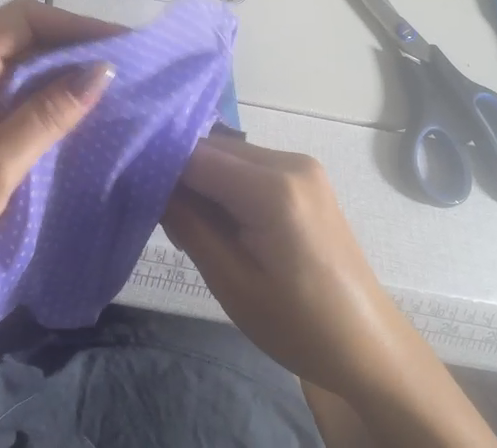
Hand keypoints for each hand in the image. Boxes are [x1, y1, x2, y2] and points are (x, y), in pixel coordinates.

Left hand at [0, 0, 123, 280]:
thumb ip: (48, 115)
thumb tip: (102, 70)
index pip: (24, 19)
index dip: (76, 26)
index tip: (126, 48)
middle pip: (23, 37)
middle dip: (75, 49)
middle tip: (130, 72)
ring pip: (18, 66)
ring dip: (61, 76)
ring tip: (113, 94)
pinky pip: (8, 94)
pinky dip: (42, 101)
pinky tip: (74, 121)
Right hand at [161, 137, 433, 403]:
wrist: (369, 348)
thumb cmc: (298, 324)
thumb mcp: (229, 280)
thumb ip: (185, 221)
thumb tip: (143, 180)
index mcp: (273, 188)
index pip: (190, 155)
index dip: (154, 169)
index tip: (127, 191)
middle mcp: (289, 162)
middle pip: (207, 149)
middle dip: (177, 177)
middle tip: (160, 220)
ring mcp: (300, 166)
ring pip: (223, 155)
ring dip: (199, 182)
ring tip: (190, 227)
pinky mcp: (303, 177)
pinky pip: (244, 166)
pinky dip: (222, 185)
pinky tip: (219, 222)